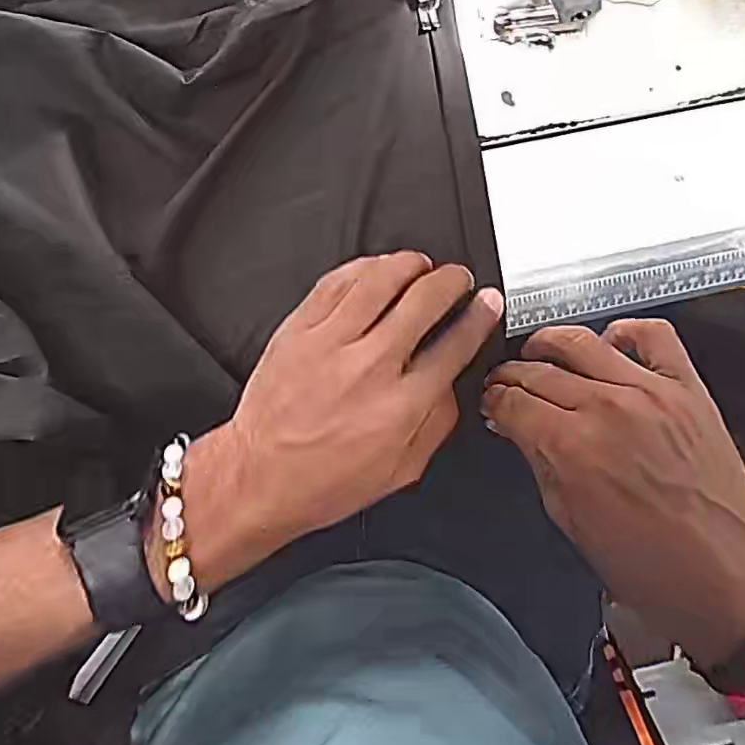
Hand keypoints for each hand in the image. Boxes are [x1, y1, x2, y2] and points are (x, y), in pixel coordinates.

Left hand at [167, 252, 504, 592]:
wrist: (258, 476)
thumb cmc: (323, 480)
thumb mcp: (401, 470)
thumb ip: (437, 423)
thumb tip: (454, 381)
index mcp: (400, 406)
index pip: (455, 344)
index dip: (480, 316)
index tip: (487, 303)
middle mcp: (368, 367)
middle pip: (424, 300)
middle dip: (452, 280)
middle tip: (458, 277)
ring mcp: (330, 343)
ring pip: (380, 280)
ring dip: (410, 264)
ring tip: (421, 264)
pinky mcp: (299, 330)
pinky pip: (335, 282)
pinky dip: (362, 266)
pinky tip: (375, 267)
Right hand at [483, 320, 744, 666]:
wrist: (727, 582)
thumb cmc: (651, 566)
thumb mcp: (568, 519)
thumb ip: (536, 459)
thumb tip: (514, 426)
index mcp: (571, 448)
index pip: (510, 400)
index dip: (492, 400)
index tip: (492, 402)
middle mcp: (607, 410)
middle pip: (536, 369)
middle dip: (509, 375)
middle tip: (506, 384)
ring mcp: (650, 393)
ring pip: (579, 340)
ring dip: (547, 343)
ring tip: (539, 353)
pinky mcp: (686, 389)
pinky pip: (651, 334)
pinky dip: (624, 331)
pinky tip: (608, 344)